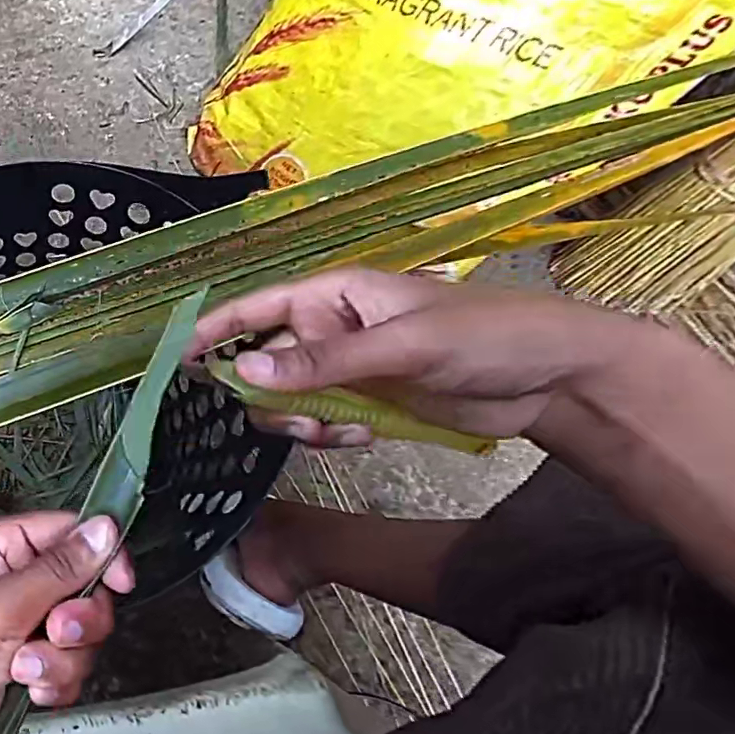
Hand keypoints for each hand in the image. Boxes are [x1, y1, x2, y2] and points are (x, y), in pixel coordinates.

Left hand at [0, 513, 134, 733]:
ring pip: (82, 632)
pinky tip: (26, 690)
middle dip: (76, 621)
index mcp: (1, 546)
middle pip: (86, 585)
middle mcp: (15, 577)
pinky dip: (54, 681)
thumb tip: (106, 527)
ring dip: (60, 659)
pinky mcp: (29, 659)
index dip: (100, 555)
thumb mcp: (2, 606)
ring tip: (21, 669)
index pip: (71, 531)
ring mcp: (23, 620)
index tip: (119, 583)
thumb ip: (61, 569)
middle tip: (53, 634)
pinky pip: (71, 663)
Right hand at [186, 268, 651, 447]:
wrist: (556, 380)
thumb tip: (243, 369)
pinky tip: (361, 437)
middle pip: (260, 362)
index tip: (178, 360)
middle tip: (291, 420)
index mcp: (332, 296)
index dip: (213, 330)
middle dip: (266, 395)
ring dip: (296, 421)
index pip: (255, 308)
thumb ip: (321, 360)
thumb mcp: (402, 346)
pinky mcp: (357, 401)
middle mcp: (326, 330)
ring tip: (334, 432)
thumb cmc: (489, 336)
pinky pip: (313, 420)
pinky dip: (325, 435)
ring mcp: (340, 368)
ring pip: (282, 398)